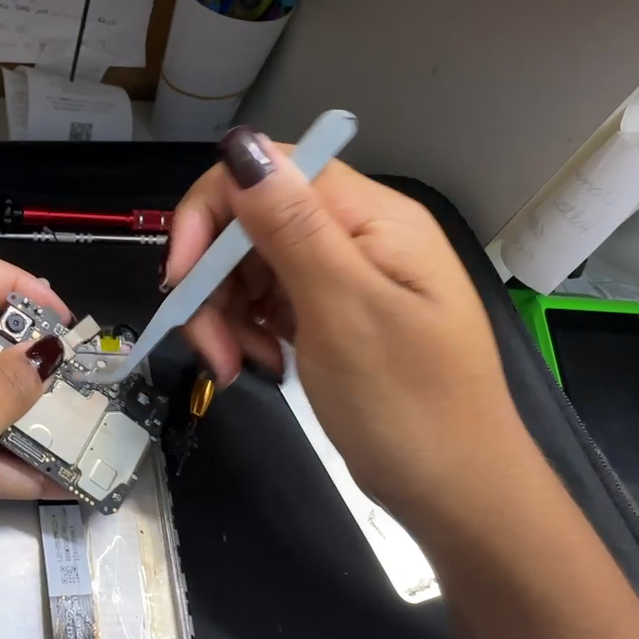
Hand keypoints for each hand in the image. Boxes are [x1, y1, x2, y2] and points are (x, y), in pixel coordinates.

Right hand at [166, 127, 535, 533]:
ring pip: (248, 265)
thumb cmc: (410, 407)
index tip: (181, 279)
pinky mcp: (329, 310)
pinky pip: (266, 299)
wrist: (457, 494)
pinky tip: (260, 364)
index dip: (210, 213)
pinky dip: (248, 330)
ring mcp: (341, 273)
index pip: (268, 173)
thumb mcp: (343, 313)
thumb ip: (291, 227)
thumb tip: (240, 144)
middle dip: (213, 280)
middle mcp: (354, 233)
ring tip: (237, 364)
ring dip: (226, 313)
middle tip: (210, 346)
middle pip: (250, 223)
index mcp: (370, 217)